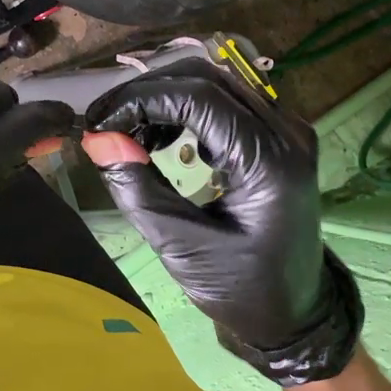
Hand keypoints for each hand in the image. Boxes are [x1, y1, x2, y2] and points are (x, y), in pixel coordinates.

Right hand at [83, 59, 360, 384]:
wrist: (294, 313)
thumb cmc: (241, 289)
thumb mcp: (181, 247)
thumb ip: (138, 189)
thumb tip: (96, 138)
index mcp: (268, 160)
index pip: (197, 97)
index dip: (139, 100)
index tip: (98, 124)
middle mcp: (285, 131)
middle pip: (207, 78)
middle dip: (147, 92)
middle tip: (106, 123)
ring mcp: (286, 129)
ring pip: (215, 82)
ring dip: (164, 96)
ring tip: (128, 132)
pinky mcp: (276, 135)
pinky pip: (226, 99)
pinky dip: (184, 108)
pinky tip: (159, 137)